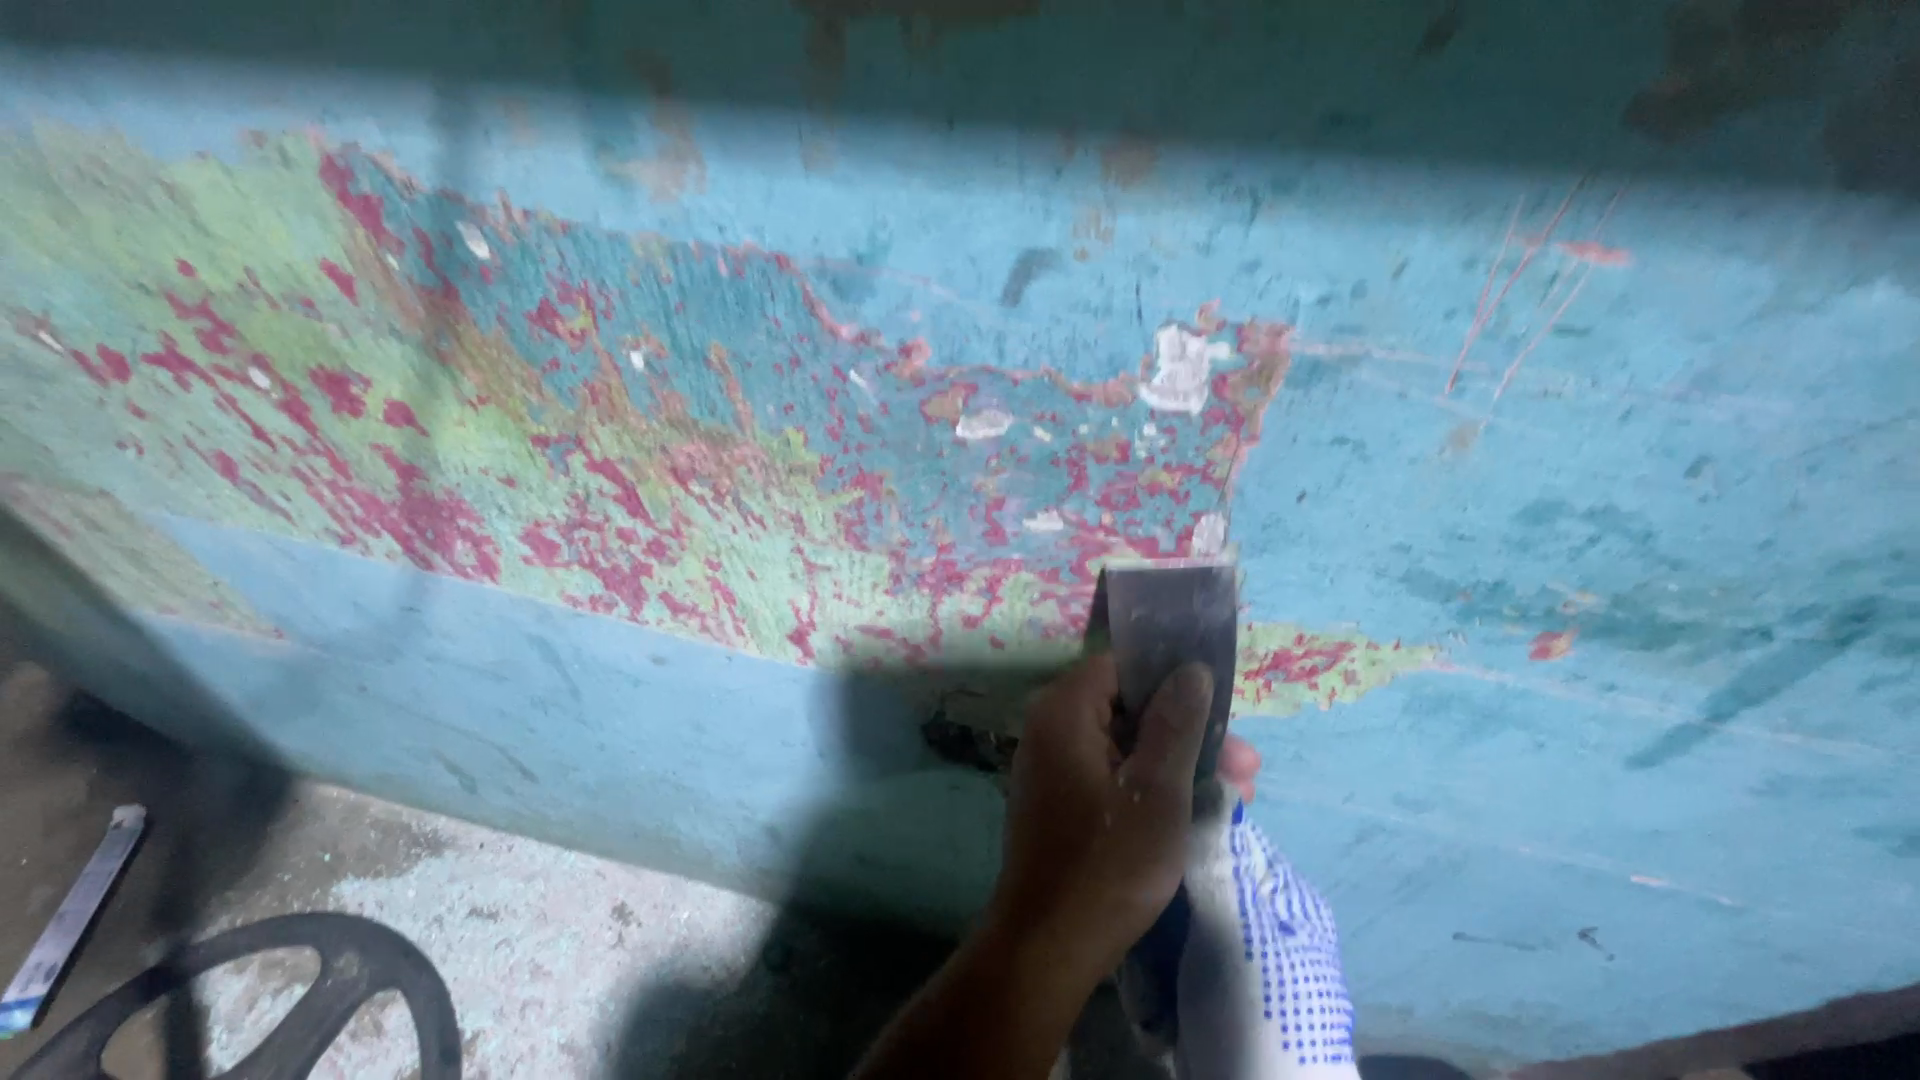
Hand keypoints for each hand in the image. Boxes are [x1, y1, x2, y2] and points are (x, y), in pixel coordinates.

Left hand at [985, 653, 1225, 983]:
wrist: (1049, 946)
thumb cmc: (1107, 863)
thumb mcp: (1157, 790)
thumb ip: (1175, 724)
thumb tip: (1190, 670)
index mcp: (1064, 712)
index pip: (1120, 668)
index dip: (1170, 680)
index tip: (1218, 708)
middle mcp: (1051, 730)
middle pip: (1128, 710)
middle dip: (1190, 733)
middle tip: (1247, 767)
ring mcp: (1054, 769)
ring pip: (1126, 748)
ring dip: (1179, 765)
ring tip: (1239, 795)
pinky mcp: (1062, 804)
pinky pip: (1112, 777)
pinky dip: (1152, 787)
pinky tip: (1199, 811)